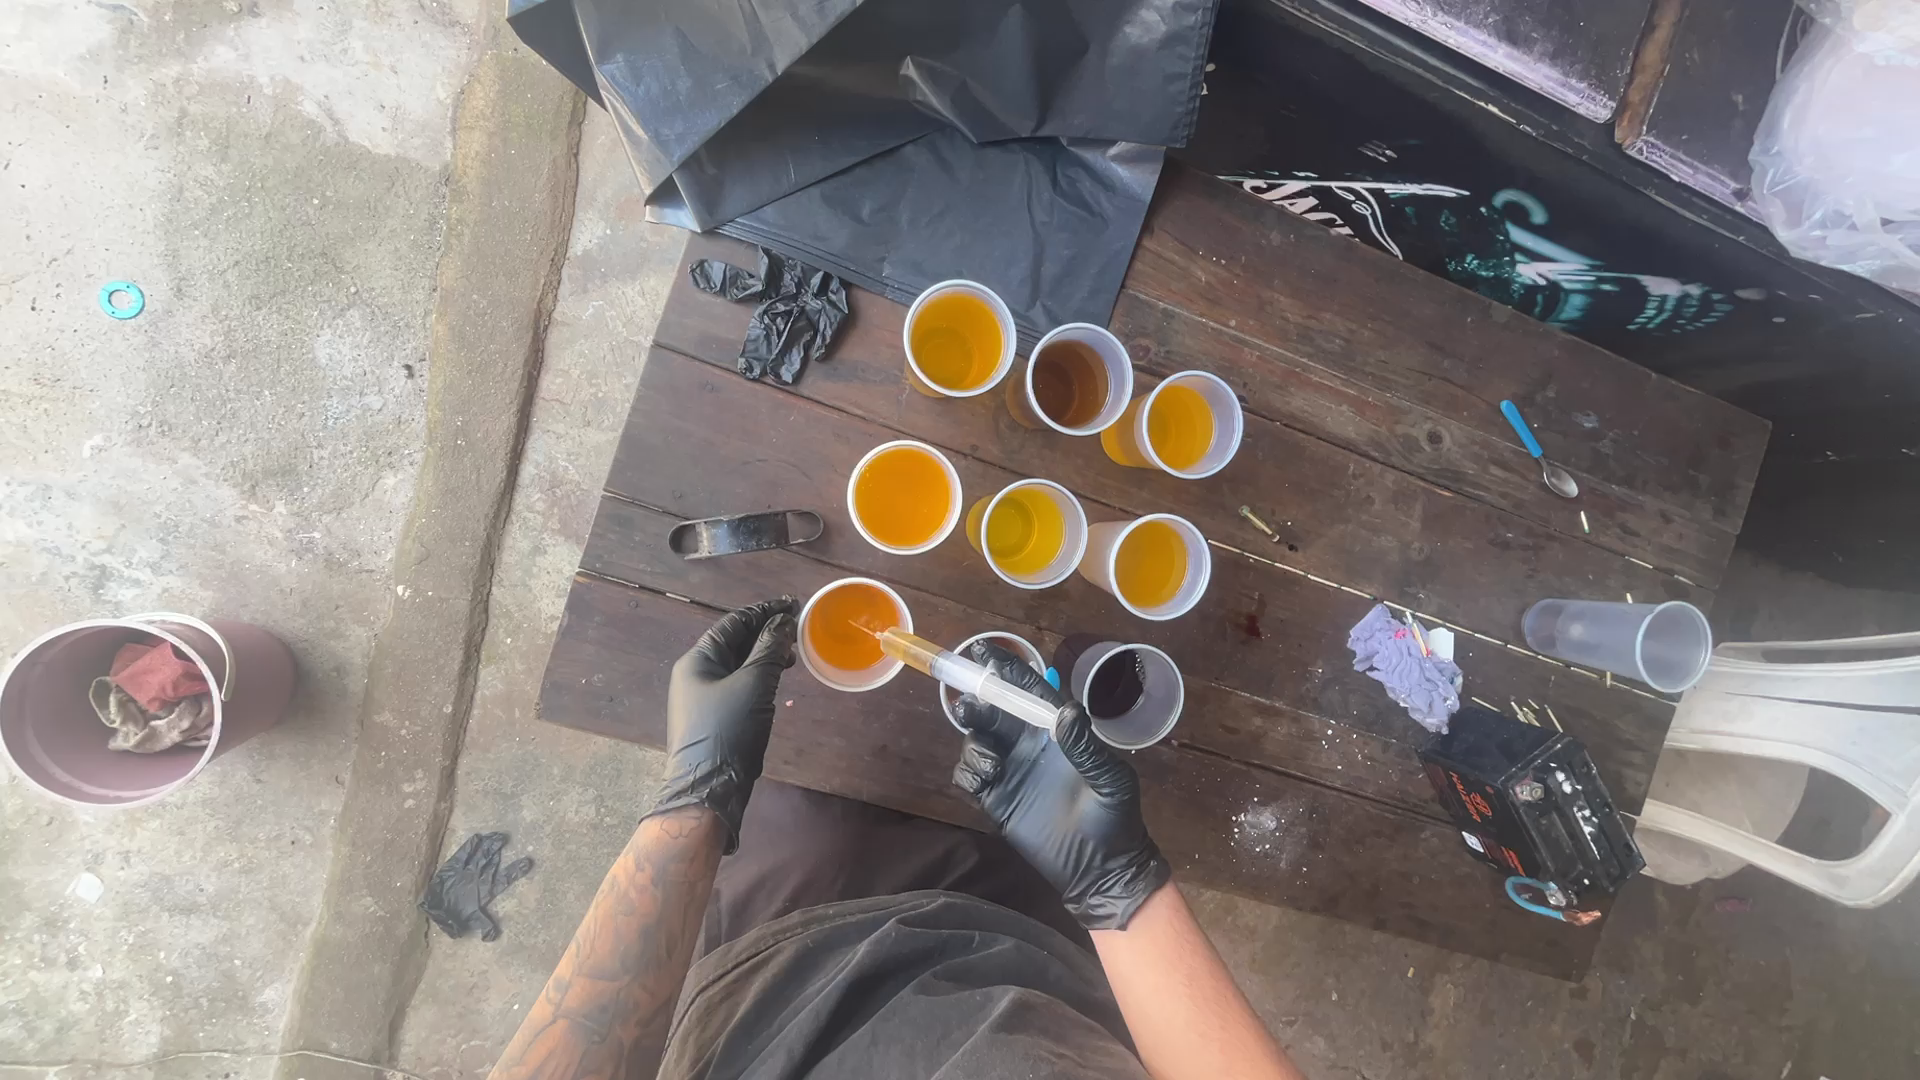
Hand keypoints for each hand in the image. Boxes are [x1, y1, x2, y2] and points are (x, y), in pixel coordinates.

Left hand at [647, 596, 797, 851]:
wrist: (709, 790)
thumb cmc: (729, 729)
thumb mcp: (755, 683)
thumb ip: (770, 648)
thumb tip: (783, 620)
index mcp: (698, 659)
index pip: (734, 622)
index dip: (765, 610)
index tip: (794, 604)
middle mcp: (696, 673)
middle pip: (735, 641)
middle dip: (767, 631)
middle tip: (798, 628)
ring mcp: (703, 696)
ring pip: (738, 663)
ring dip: (766, 653)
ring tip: (793, 654)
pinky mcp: (714, 715)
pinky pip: (739, 682)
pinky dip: (760, 674)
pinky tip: (778, 678)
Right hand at [951, 643, 1171, 929]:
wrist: (1102, 871)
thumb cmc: (1114, 818)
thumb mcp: (1110, 779)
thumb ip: (1086, 747)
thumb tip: (1068, 711)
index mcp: (1055, 731)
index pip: (1027, 691)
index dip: (1006, 669)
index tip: (982, 651)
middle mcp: (1027, 744)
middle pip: (993, 711)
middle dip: (978, 703)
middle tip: (971, 708)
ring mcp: (1009, 771)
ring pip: (976, 741)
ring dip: (975, 743)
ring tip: (993, 765)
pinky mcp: (995, 800)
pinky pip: (968, 776)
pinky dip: (968, 772)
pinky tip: (986, 782)